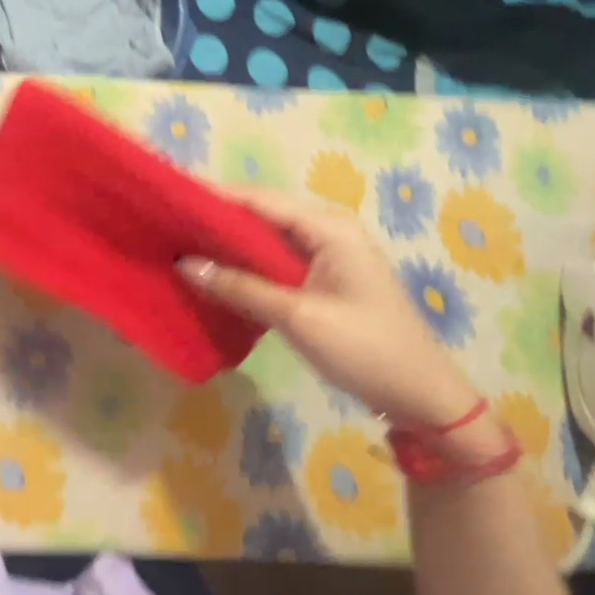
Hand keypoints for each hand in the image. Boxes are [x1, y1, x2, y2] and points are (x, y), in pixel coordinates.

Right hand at [178, 187, 480, 427]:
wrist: (424, 399)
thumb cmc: (366, 350)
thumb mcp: (298, 318)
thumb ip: (240, 287)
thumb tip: (183, 264)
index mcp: (330, 227)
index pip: (260, 199)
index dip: (215, 196)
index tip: (169, 197)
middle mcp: (330, 228)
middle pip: (262, 210)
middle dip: (218, 215)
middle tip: (169, 222)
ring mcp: (330, 252)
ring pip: (268, 234)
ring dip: (231, 239)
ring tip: (183, 240)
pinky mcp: (326, 275)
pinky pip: (278, 255)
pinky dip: (248, 259)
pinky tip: (219, 269)